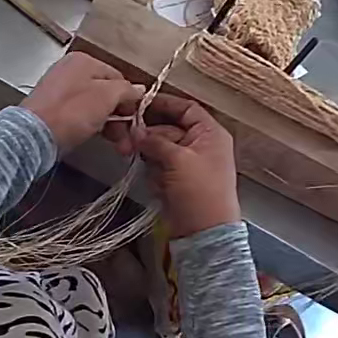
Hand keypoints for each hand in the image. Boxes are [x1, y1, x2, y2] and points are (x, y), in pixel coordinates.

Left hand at [22, 53, 141, 152]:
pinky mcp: (53, 110)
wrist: (34, 136)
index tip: (136, 120)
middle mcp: (70, 71)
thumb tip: (139, 89)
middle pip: (107, 93)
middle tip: (129, 140)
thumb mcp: (107, 96)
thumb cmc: (71, 112)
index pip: (119, 78)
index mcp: (84, 61)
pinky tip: (97, 138)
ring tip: (120, 146)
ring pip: (95, 106)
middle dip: (121, 118)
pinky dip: (92, 126)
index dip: (131, 100)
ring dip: (110, 126)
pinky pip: (80, 115)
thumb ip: (126, 90)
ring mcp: (60, 90)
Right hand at [107, 94, 240, 236]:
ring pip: (161, 149)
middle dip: (149, 136)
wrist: (204, 233)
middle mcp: (201, 145)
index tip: (140, 103)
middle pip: (169, 129)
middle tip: (127, 139)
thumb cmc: (200, 191)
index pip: (186, 108)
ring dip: (149, 156)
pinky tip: (156, 184)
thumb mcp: (178, 159)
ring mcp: (189, 164)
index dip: (164, 104)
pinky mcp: (178, 181)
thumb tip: (136, 130)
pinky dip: (155, 174)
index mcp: (210, 134)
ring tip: (140, 163)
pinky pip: (160, 168)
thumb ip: (155, 141)